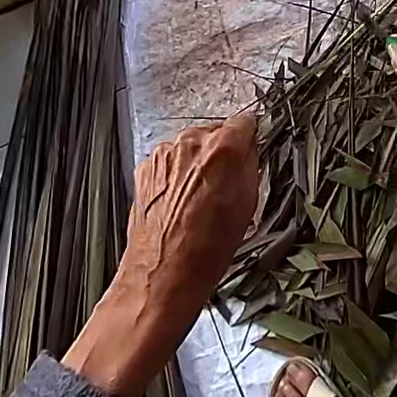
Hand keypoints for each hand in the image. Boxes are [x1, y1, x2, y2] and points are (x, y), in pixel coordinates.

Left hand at [65, 113, 258, 396]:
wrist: (164, 273)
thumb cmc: (208, 247)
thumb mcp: (247, 205)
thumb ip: (249, 167)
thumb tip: (248, 151)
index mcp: (223, 148)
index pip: (244, 122)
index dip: (249, 137)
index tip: (250, 148)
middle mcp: (191, 143)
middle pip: (215, 132)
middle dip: (222, 151)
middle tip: (225, 181)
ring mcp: (164, 154)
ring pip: (190, 147)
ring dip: (197, 162)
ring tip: (200, 196)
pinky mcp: (146, 168)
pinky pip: (169, 161)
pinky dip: (176, 173)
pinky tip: (180, 201)